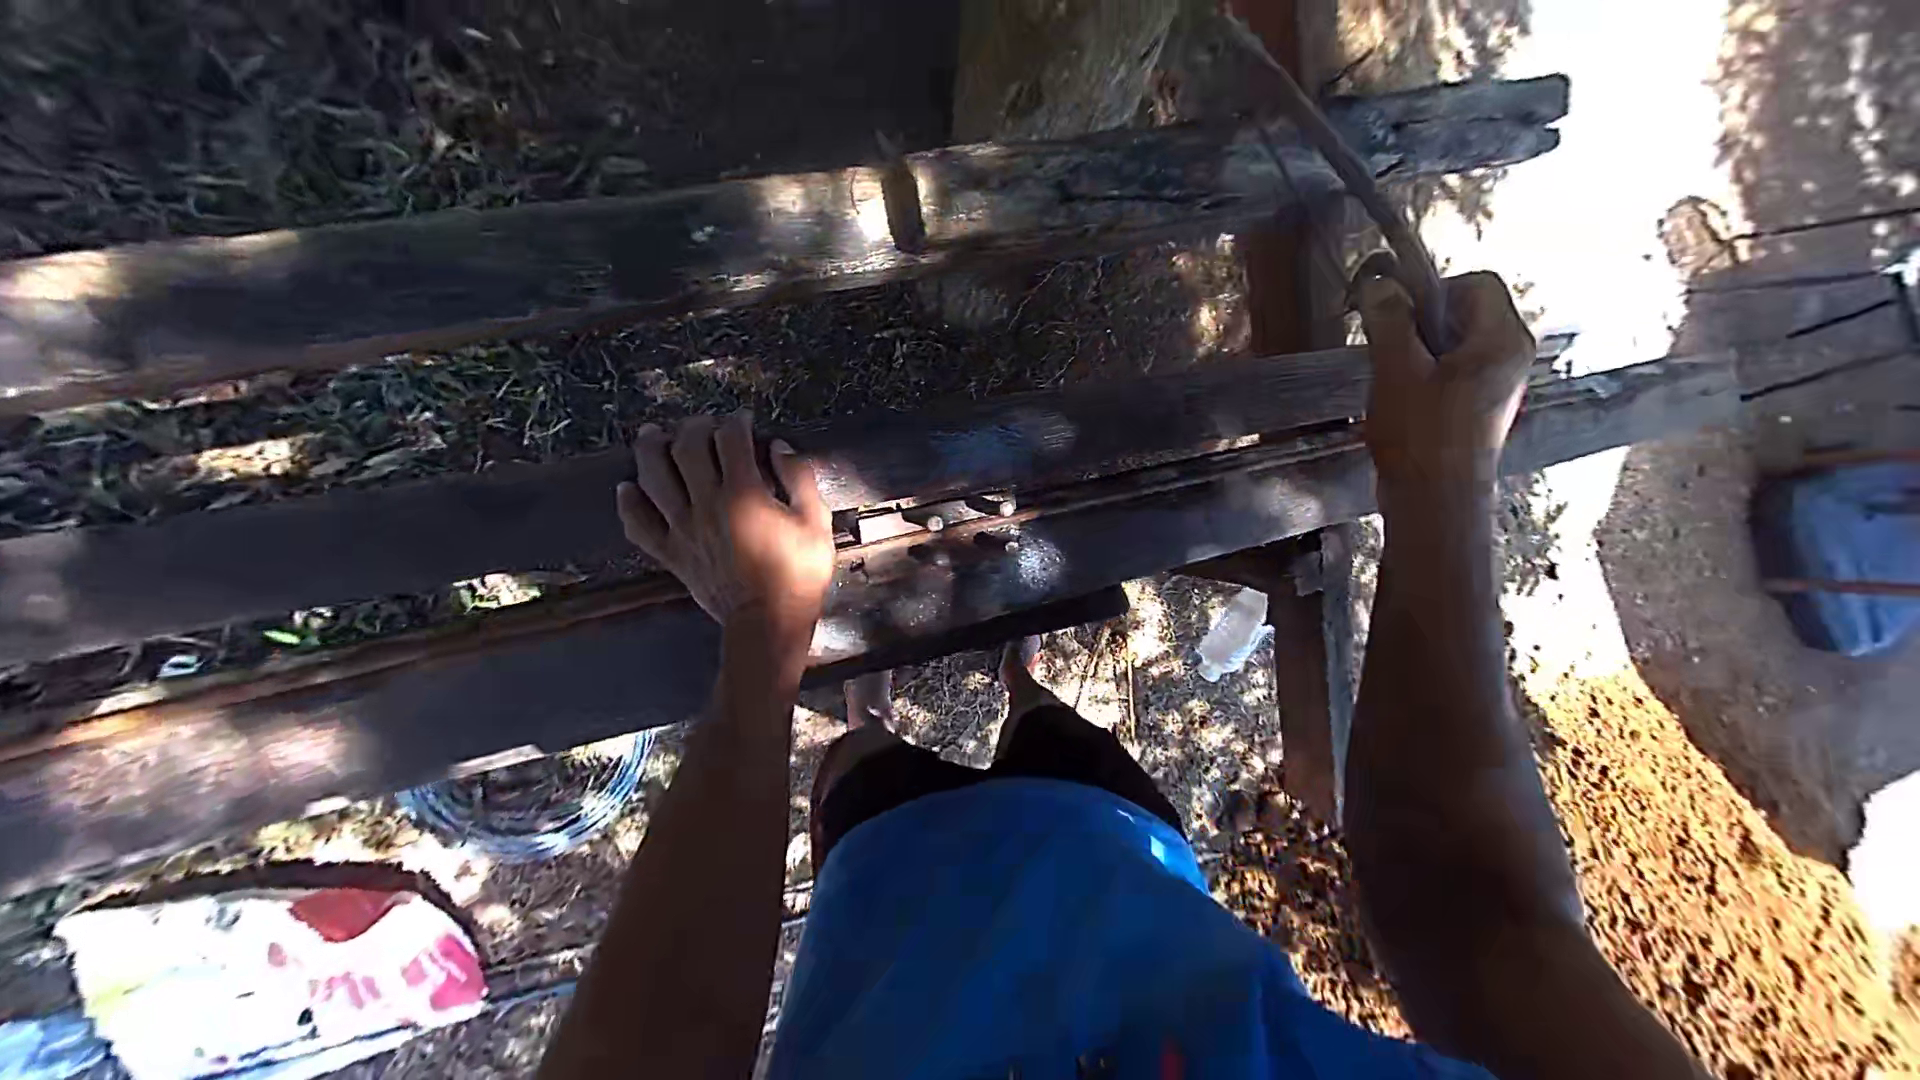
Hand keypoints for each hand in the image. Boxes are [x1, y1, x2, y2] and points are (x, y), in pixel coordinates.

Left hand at [615, 411, 835, 638]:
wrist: (768, 622)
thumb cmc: (799, 573)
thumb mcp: (816, 522)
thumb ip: (799, 479)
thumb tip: (779, 448)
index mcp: (744, 493)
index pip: (731, 440)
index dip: (737, 422)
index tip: (744, 419)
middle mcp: (706, 503)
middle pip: (686, 448)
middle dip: (695, 427)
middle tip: (705, 424)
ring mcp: (682, 529)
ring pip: (653, 477)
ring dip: (650, 449)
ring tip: (652, 434)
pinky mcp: (671, 552)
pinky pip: (638, 525)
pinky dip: (629, 504)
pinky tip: (627, 488)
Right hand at [1356, 268, 1534, 512]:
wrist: (1433, 497)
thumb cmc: (1420, 434)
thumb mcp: (1397, 371)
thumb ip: (1390, 322)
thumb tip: (1379, 283)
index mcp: (1503, 340)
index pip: (1477, 283)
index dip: (1432, 288)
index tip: (1394, 314)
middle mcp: (1511, 356)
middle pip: (1467, 313)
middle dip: (1421, 322)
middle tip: (1387, 348)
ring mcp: (1498, 384)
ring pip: (1456, 343)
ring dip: (1418, 350)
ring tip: (1391, 378)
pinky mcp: (1479, 406)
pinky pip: (1453, 371)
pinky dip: (1424, 374)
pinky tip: (1401, 399)